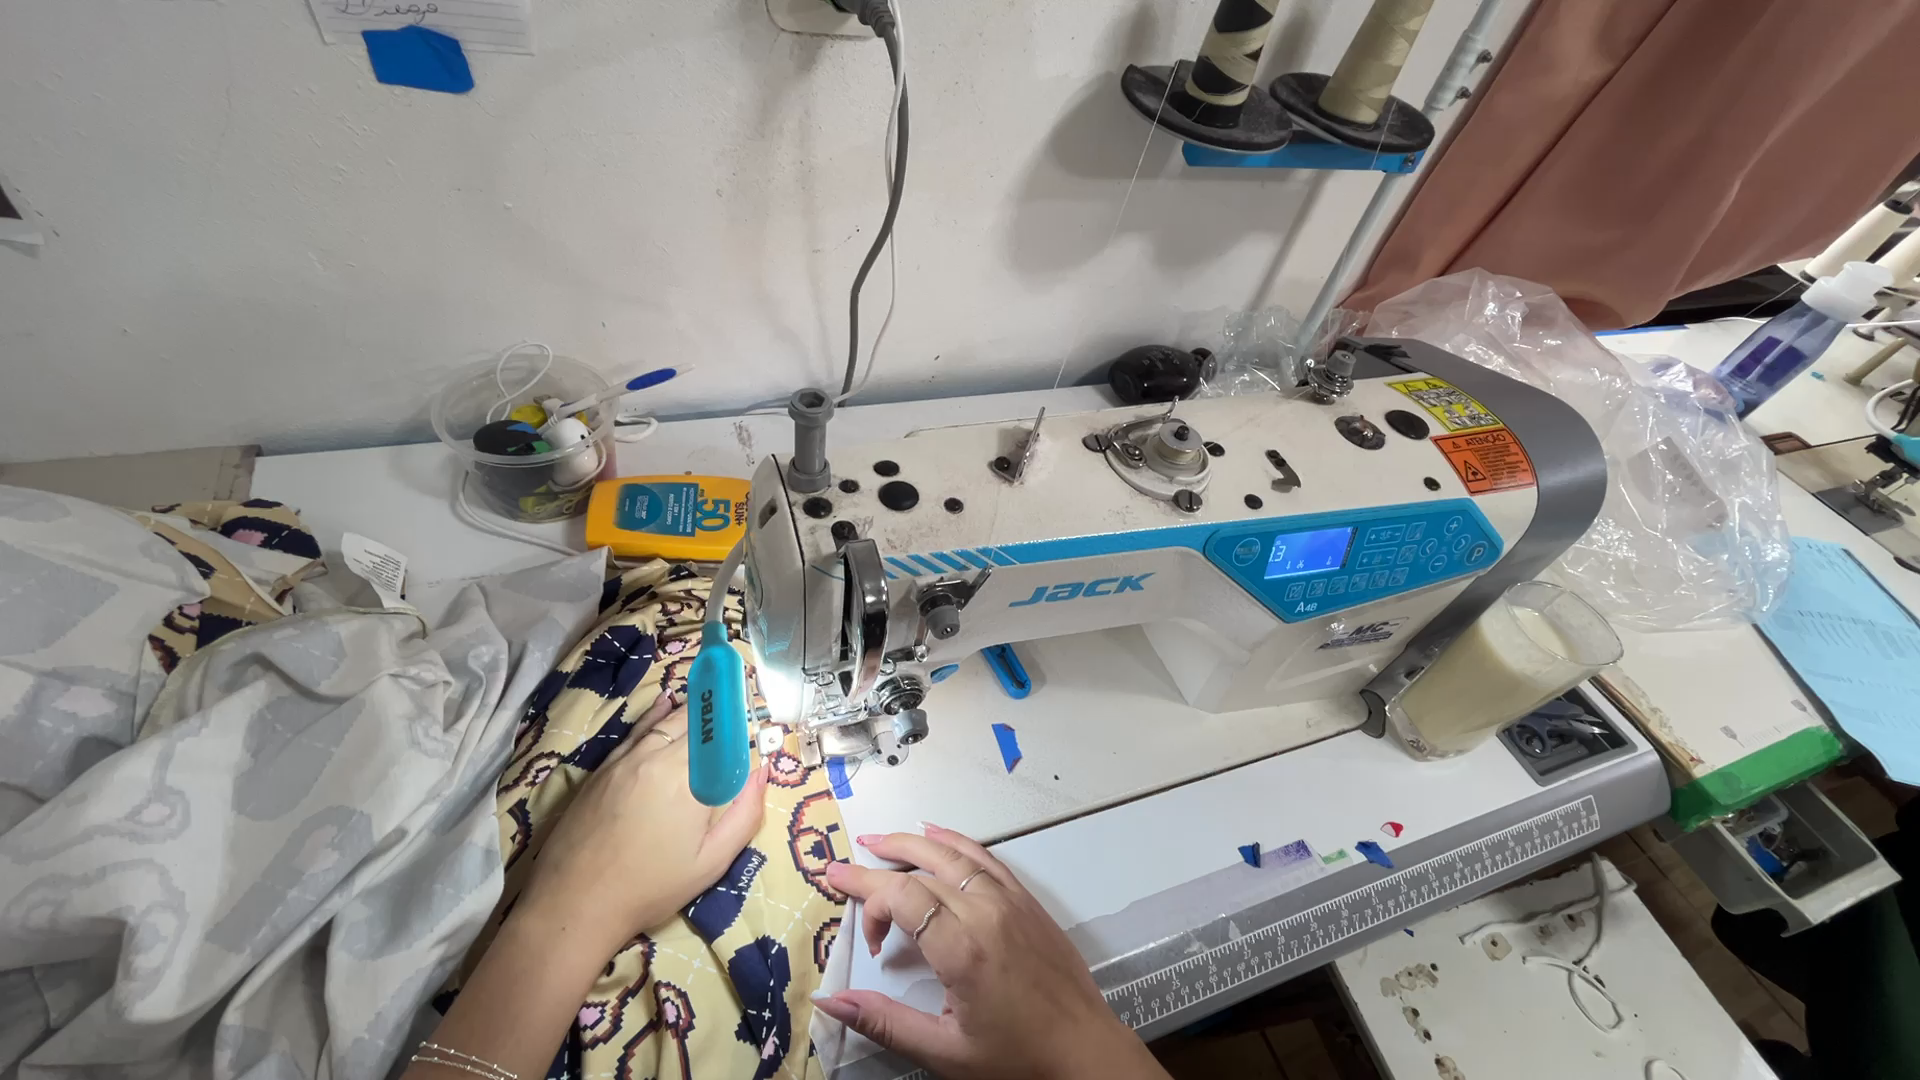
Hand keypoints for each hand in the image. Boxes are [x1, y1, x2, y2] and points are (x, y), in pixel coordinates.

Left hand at [514, 694, 767, 956]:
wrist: (572, 906)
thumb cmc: (650, 888)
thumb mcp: (711, 862)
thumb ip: (744, 815)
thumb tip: (761, 773)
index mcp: (688, 779)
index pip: (722, 733)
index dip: (739, 717)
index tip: (754, 709)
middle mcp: (657, 758)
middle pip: (695, 719)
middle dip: (718, 708)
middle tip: (737, 694)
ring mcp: (626, 760)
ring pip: (666, 721)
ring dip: (691, 708)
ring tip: (710, 693)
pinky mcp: (602, 768)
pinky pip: (637, 730)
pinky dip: (657, 714)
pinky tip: (666, 703)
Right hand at [815, 825, 1168, 1079]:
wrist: (1084, 1050)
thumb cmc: (1017, 1057)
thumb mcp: (945, 1050)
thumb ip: (885, 1022)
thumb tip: (832, 1002)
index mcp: (963, 948)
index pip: (903, 898)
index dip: (870, 901)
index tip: (859, 927)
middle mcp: (985, 911)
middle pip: (922, 868)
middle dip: (878, 865)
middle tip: (845, 867)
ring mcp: (1008, 899)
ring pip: (952, 853)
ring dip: (912, 843)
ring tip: (878, 841)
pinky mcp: (1024, 898)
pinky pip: (984, 856)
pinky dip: (955, 840)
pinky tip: (936, 835)